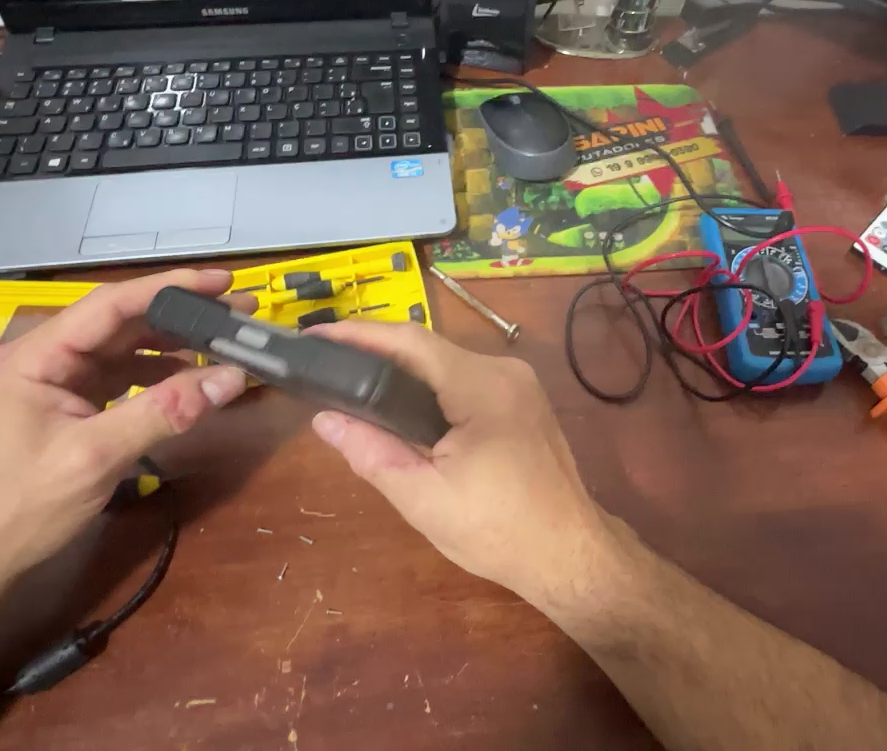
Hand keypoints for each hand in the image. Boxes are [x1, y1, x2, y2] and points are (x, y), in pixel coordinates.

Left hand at [0, 269, 255, 599]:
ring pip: (125, 348)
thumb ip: (164, 413)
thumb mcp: (95, 458)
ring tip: (225, 342)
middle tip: (238, 310)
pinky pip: (120, 377)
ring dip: (174, 345)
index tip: (224, 280)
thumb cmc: (16, 511)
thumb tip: (234, 377)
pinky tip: (190, 381)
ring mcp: (52, 383)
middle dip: (181, 315)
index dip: (171, 288)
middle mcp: (43, 358)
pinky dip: (158, 375)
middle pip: (122, 322)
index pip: (112, 304)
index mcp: (35, 356)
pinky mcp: (64, 407)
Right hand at [304, 321, 615, 607]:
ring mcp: (519, 382)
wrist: (569, 552)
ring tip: (355, 383)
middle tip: (327, 365)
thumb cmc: (498, 530)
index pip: (411, 341)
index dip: (360, 334)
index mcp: (481, 385)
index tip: (317, 336)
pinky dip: (431, 387)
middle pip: (430, 349)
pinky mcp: (523, 398)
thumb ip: (372, 453)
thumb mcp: (424, 498)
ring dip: (404, 371)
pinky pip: (467, 379)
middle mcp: (504, 370)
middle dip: (377, 353)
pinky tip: (404, 405)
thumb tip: (325, 419)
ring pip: (448, 363)